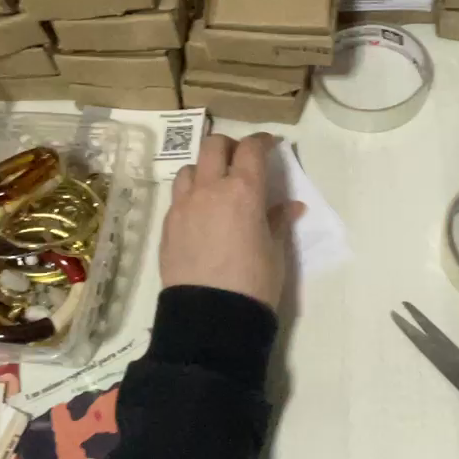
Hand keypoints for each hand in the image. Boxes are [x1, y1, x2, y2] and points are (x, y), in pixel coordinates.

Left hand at [161, 133, 301, 308]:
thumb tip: (291, 206)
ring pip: (190, 168)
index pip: (251, 149)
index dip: (261, 141)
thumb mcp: (275, 252)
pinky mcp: (168, 225)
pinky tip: (200, 213)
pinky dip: (191, 194)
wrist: (211, 317)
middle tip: (241, 160)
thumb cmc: (254, 283)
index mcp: (243, 191)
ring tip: (215, 186)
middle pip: (214, 146)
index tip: (269, 145)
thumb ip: (278, 222)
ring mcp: (183, 205)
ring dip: (204, 168)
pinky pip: (178, 197)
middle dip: (230, 146)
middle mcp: (209, 189)